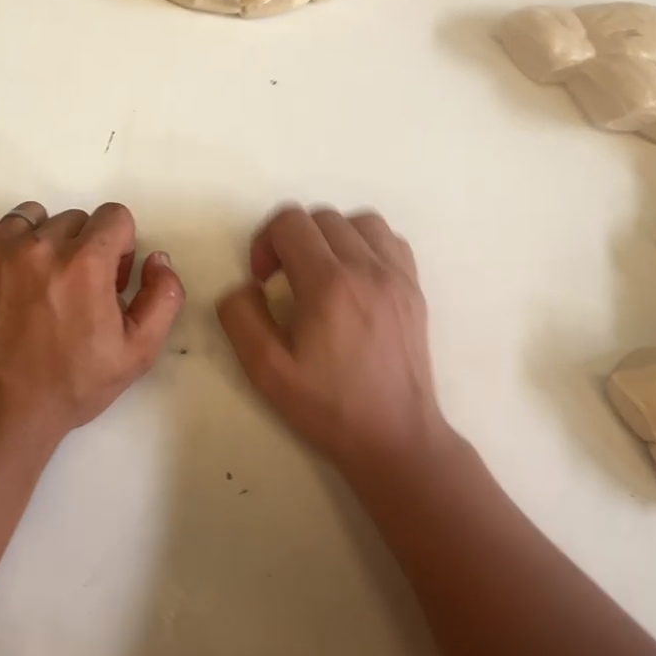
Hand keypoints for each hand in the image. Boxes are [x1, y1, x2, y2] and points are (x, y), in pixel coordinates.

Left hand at [0, 201, 184, 441]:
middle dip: (84, 248)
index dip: (121, 247)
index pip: (115, 216)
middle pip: (76, 220)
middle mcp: (40, 246)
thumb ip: (162, 297)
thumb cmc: (70, 385)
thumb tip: (158, 258)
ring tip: (40, 284)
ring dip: (44, 242)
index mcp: (85, 263)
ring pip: (34, 219)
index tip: (110, 279)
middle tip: (76, 292)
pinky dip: (5, 244)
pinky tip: (9, 279)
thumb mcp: (137, 352)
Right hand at [216, 206, 449, 474]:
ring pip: (358, 221)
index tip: (263, 280)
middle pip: (320, 217)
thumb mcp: (265, 370)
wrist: (395, 437)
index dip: (265, 243)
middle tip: (284, 282)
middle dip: (292, 240)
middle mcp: (366, 268)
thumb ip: (241, 316)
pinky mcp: (414, 289)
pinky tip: (353, 278)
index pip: (290, 222)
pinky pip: (389, 241)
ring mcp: (397, 276)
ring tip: (320, 273)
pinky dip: (365, 245)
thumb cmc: (327, 407)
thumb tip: (246, 286)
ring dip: (330, 237)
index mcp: (327, 284)